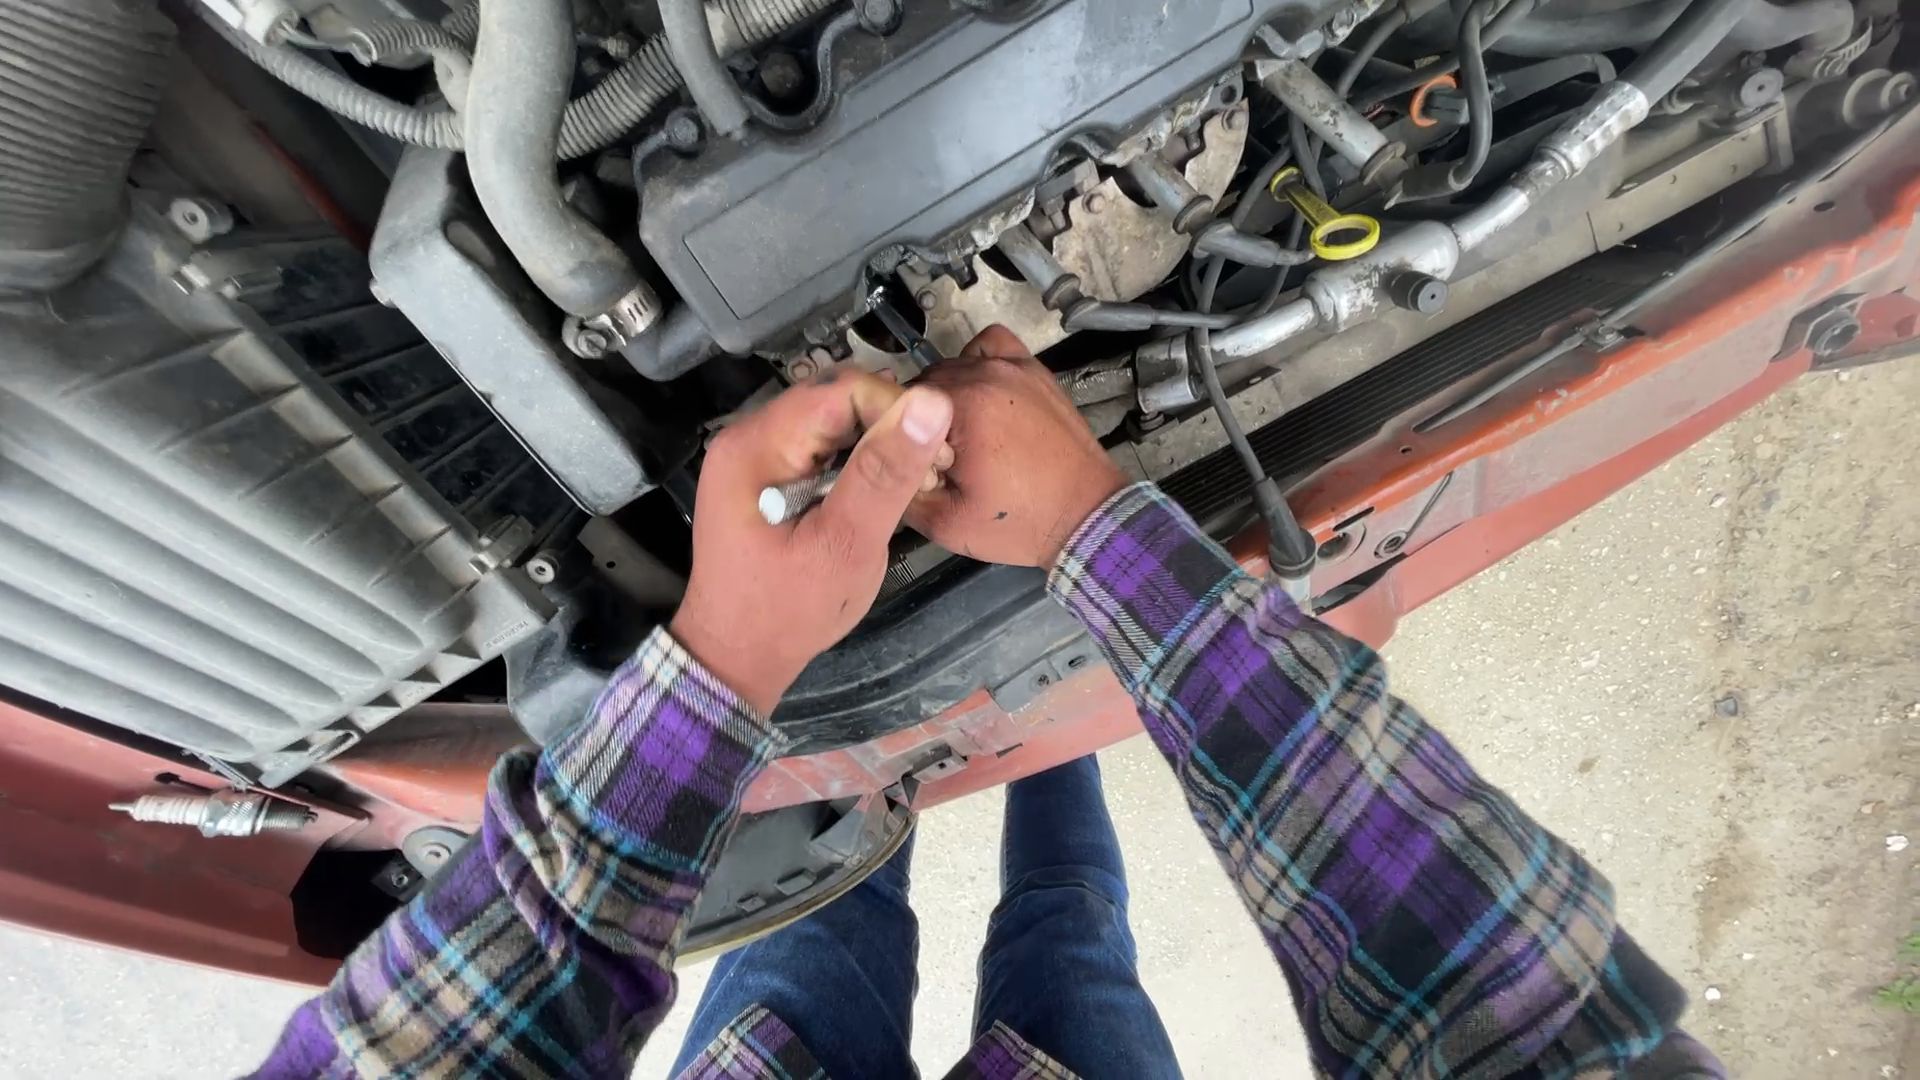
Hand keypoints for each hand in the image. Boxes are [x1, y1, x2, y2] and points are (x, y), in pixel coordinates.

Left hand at [670, 372, 954, 713]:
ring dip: (880, 445)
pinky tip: (884, 491)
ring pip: (833, 423)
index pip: (842, 391)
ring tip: (916, 483)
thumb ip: (885, 474)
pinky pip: (823, 449)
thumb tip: (932, 404)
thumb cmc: (788, 611)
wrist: (737, 656)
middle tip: (932, 472)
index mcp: (756, 446)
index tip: (934, 456)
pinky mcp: (769, 477)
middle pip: (836, 401)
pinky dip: (860, 463)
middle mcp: (749, 438)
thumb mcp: (846, 544)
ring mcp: (756, 457)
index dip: (897, 412)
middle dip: (892, 427)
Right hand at [908, 326, 1127, 567]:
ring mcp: (1014, 369)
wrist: (1083, 517)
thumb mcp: (942, 522)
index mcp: (964, 407)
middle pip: (922, 384)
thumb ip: (897, 486)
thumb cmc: (1024, 521)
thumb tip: (873, 463)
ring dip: (946, 397)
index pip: (896, 402)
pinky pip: (991, 346)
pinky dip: (977, 363)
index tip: (912, 459)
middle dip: (920, 419)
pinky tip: (980, 397)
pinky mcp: (1034, 372)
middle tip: (938, 456)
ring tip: (960, 433)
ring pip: (951, 366)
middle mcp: (989, 376)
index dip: (895, 435)